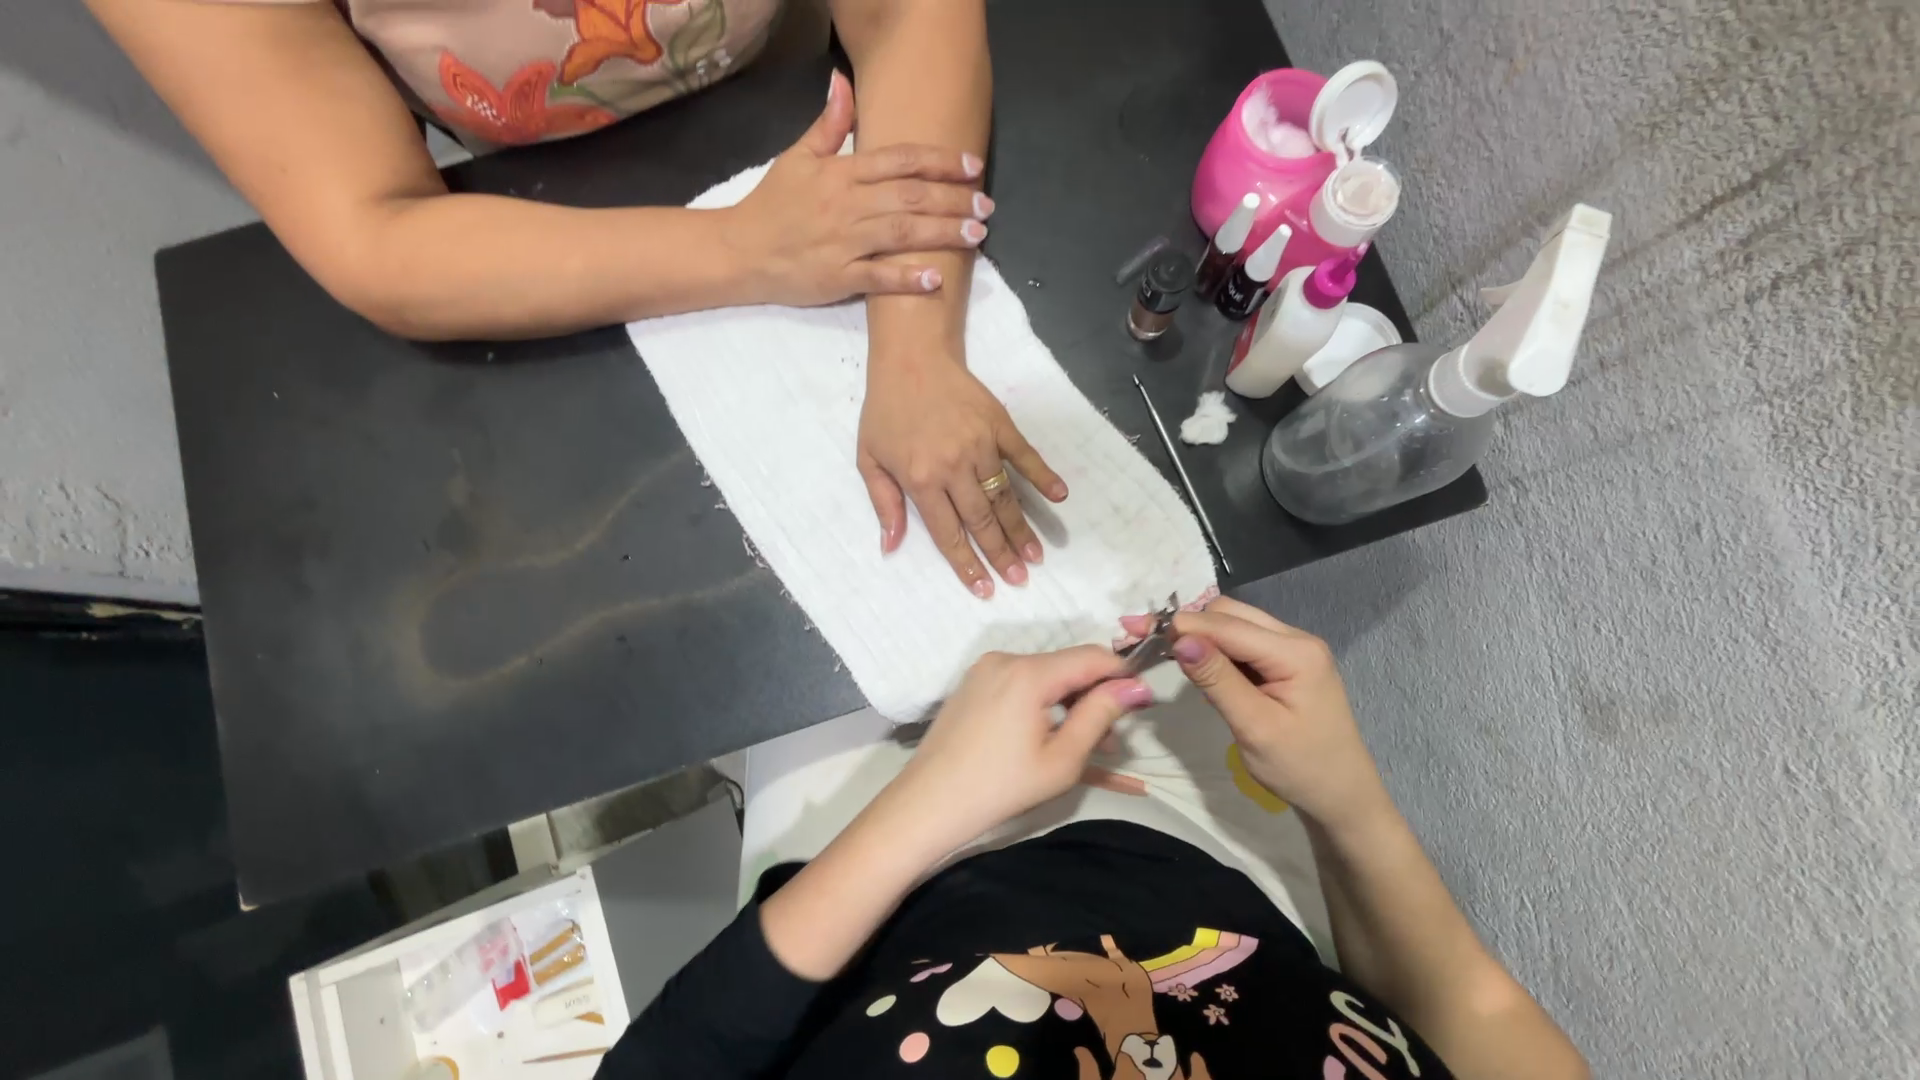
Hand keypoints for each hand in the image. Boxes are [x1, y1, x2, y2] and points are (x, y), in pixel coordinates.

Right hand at [719, 71, 989, 305]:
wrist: (740, 251)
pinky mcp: (838, 277)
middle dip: (953, 199)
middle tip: (986, 205)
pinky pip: (878, 277)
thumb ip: (827, 126)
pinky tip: (936, 279)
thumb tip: (844, 84)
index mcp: (841, 174)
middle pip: (910, 197)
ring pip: (901, 233)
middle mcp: (847, 205)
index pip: (899, 161)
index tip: (973, 166)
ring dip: (942, 233)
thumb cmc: (773, 206)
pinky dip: (907, 279)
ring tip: (976, 234)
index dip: (939, 162)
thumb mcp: (796, 158)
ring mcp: (844, 243)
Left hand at [858, 342, 1068, 596]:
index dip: (967, 564)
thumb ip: (883, 503)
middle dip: (1001, 554)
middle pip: (981, 520)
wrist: (911, 358)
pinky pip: (1025, 455)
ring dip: (1021, 528)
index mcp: (921, 479)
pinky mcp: (1000, 425)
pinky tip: (1059, 497)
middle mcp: (954, 467)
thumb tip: (891, 546)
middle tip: (1020, 578)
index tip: (985, 589)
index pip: (948, 532)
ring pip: (1003, 496)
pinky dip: (1043, 476)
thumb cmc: (886, 411)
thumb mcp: (869, 458)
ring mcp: (981, 445)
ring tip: (1036, 555)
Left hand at [892, 647, 1152, 842]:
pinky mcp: (973, 685)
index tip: (1142, 704)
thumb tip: (1136, 686)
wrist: (929, 803)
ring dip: (1069, 704)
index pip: (1093, 656)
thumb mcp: (1063, 758)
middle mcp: (1005, 659)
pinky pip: (1020, 685)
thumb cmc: (1001, 787)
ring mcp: (984, 670)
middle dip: (1095, 696)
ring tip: (1086, 747)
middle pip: (1067, 666)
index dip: (1123, 675)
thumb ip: (1101, 715)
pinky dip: (1041, 705)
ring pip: (1044, 677)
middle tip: (1112, 742)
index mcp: (1029, 672)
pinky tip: (1049, 738)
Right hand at [1168, 596, 1394, 831]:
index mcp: (1295, 652)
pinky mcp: (1285, 662)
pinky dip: (1214, 647)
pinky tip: (1196, 664)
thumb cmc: (1300, 767)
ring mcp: (1292, 648)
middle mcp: (1296, 639)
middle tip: (1146, 644)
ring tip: (1165, 653)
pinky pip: (1242, 641)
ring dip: (1199, 635)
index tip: (1138, 635)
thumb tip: (1179, 640)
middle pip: (1229, 613)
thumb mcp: (1254, 727)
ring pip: (1233, 623)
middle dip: (1188, 625)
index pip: (1226, 624)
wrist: (1341, 796)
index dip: (1182, 626)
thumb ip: (1217, 680)